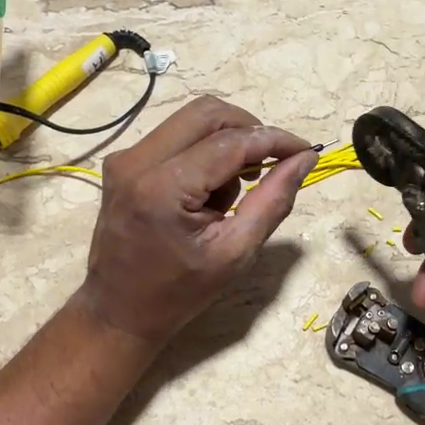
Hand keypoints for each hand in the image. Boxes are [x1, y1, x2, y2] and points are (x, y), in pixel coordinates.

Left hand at [77, 96, 316, 344]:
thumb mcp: (235, 253)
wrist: (119, 311)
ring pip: (191, 120)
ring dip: (225, 143)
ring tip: (231, 194)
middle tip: (270, 166)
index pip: (230, 143)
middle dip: (249, 131)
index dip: (274, 141)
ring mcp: (124, 158)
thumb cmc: (178, 292)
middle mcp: (137, 161)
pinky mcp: (123, 162)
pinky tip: (207, 194)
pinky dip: (203, 153)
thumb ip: (272, 201)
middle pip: (207, 113)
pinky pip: (175, 136)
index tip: (305, 150)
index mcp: (162, 188)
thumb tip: (304, 159)